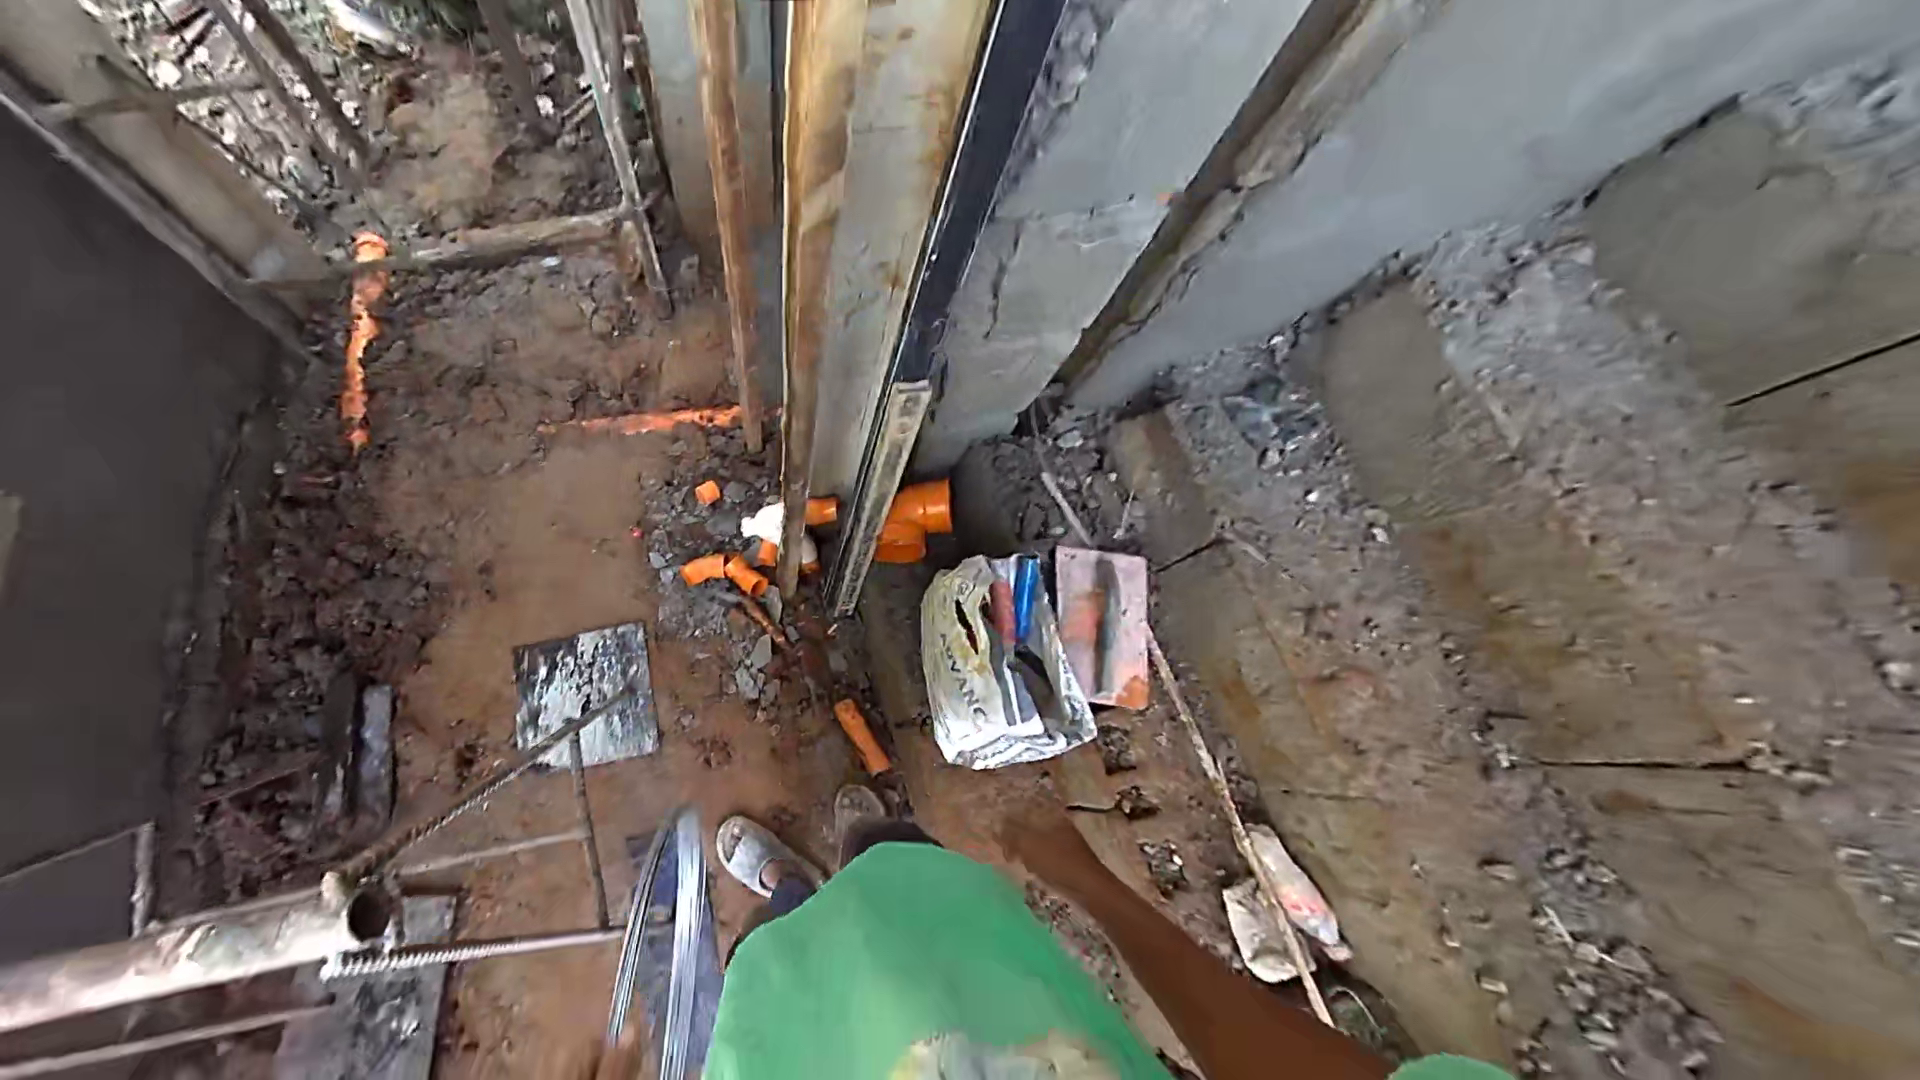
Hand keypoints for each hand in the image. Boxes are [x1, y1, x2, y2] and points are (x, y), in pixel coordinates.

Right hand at [996, 793, 1111, 904]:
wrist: (1089, 888)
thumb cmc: (1058, 862)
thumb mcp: (1029, 845)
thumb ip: (1011, 834)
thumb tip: (996, 826)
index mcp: (1050, 814)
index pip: (1025, 809)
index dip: (1009, 818)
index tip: (997, 831)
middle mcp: (1058, 823)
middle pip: (1031, 824)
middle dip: (1016, 835)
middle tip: (1005, 849)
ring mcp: (1065, 840)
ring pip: (1037, 839)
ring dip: (1025, 849)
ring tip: (1016, 860)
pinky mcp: (1068, 858)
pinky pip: (1045, 853)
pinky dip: (1036, 859)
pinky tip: (1033, 870)